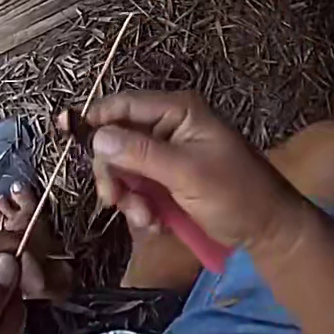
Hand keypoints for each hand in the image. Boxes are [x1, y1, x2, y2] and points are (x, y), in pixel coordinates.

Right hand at [86, 91, 310, 258]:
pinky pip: (137, 186)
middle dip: (115, 173)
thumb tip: (97, 136)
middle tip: (117, 202)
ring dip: (128, 195)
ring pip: (123, 166)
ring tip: (146, 219)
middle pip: (117, 139)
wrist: (268, 229)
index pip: (124, 105)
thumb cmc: (235, 192)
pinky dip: (139, 205)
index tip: (65, 135)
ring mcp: (166, 152)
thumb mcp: (186, 172)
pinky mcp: (166, 177)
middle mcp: (168, 125)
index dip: (94, 119)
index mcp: (177, 110)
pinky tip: (155, 223)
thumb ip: (140, 154)